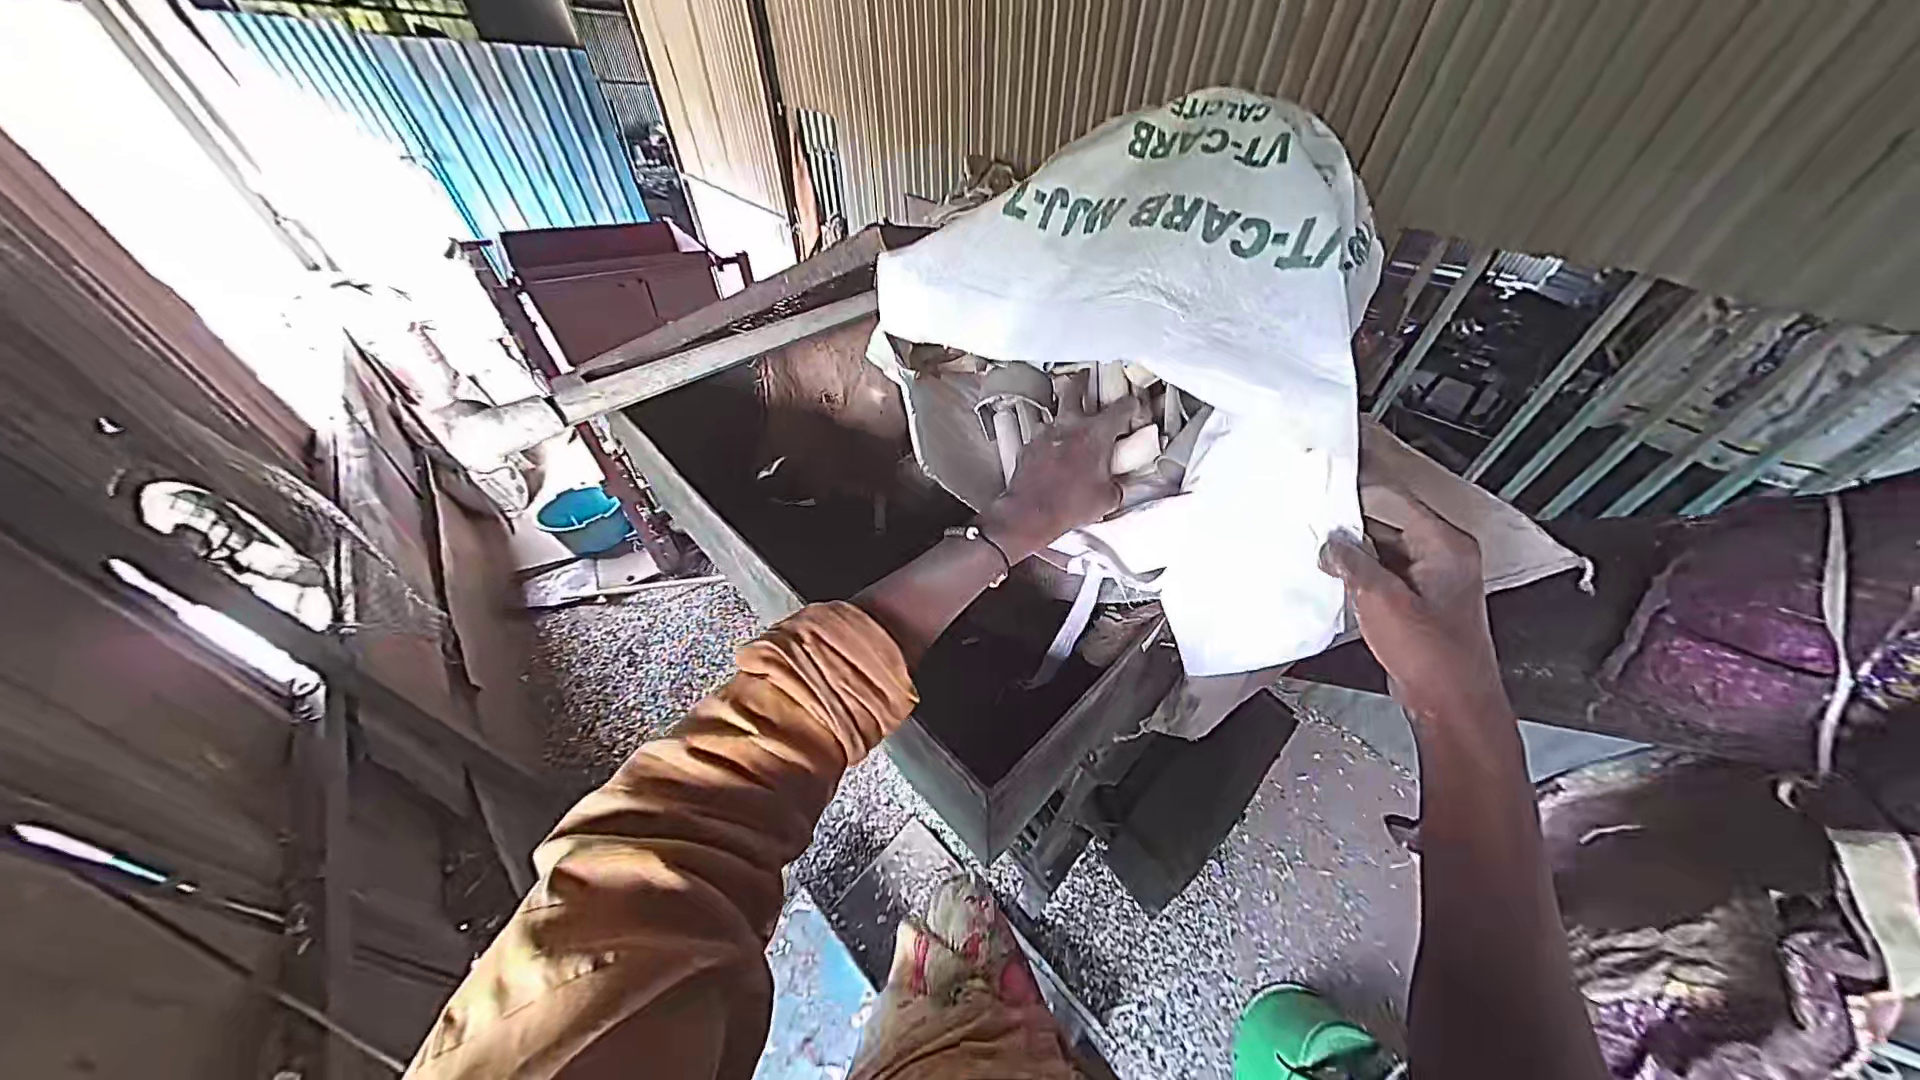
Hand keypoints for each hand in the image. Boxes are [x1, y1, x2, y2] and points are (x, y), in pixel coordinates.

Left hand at [977, 375, 1143, 557]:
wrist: (1030, 513)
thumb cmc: (1071, 505)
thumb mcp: (1107, 498)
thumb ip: (1116, 483)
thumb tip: (1115, 483)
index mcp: (1096, 433)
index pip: (1121, 407)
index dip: (1131, 404)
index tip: (1134, 405)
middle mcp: (1069, 425)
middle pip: (1075, 389)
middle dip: (1083, 382)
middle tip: (1087, 380)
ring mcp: (1045, 433)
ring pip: (1054, 414)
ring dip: (1063, 417)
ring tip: (1068, 425)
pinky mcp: (1028, 446)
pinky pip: (1041, 436)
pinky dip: (1048, 441)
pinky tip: (1051, 452)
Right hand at [1320, 486, 1508, 721]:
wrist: (1449, 700)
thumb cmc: (1430, 654)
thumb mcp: (1380, 599)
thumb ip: (1352, 561)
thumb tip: (1331, 542)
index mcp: (1445, 546)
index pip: (1395, 499)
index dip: (1358, 489)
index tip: (1326, 480)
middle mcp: (1443, 555)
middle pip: (1388, 521)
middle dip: (1349, 524)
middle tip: (1312, 520)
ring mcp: (1431, 576)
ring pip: (1382, 546)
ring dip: (1352, 550)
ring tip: (1319, 548)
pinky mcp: (1417, 596)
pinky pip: (1382, 569)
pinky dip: (1359, 569)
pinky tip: (1334, 575)